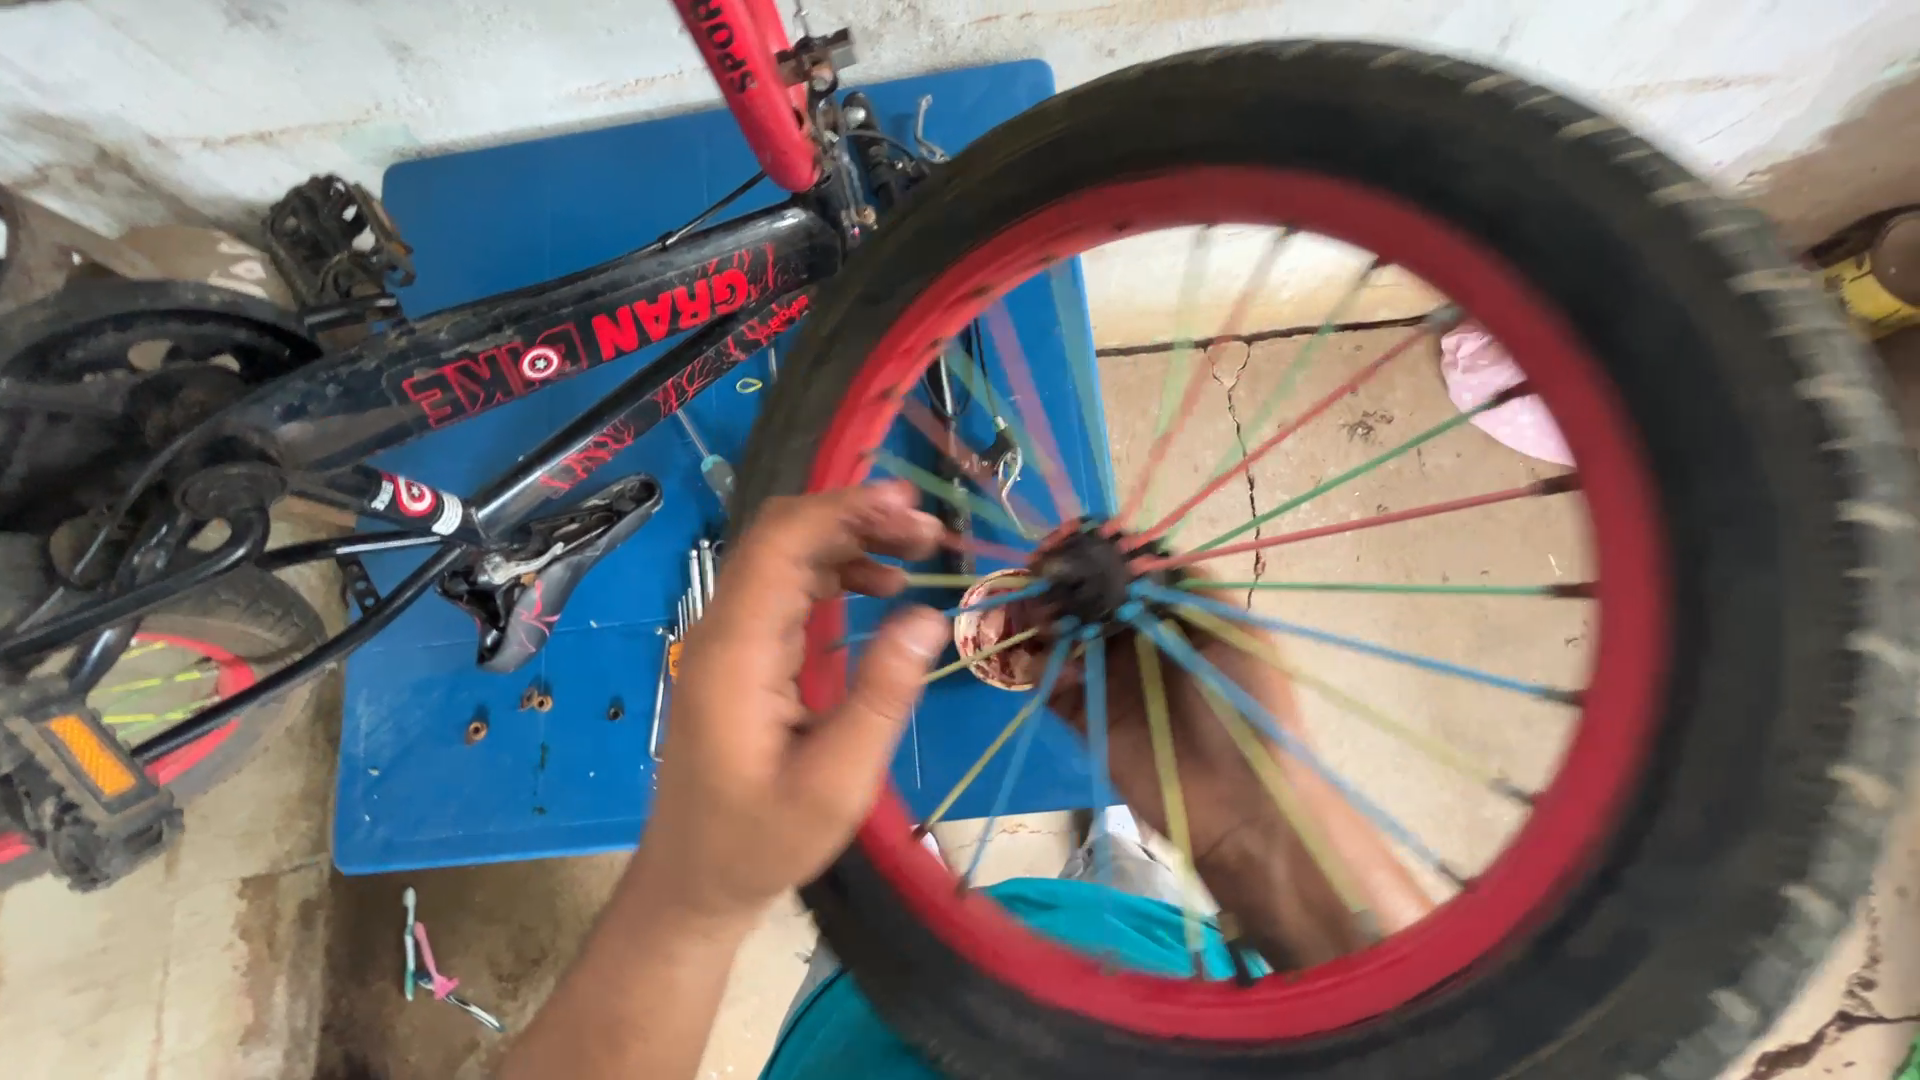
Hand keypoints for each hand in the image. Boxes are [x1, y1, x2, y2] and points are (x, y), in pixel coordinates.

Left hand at [637, 481, 949, 926]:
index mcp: (737, 650)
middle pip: (784, 536)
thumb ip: (881, 697)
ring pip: (789, 556)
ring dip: (853, 540)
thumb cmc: (763, 840)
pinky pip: (791, 590)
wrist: (695, 881)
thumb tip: (929, 617)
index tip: (910, 509)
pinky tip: (883, 587)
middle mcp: (726, 628)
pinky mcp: (745, 653)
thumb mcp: (836, 783)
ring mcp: (731, 638)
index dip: (844, 511)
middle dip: (856, 516)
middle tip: (928, 529)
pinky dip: (839, 573)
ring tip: (920, 549)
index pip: (781, 543)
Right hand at [1049, 576, 1307, 864]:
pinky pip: (1050, 685)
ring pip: (1061, 636)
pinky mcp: (1084, 718)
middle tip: (1042, 573)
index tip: (1073, 538)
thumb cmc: (1246, 706)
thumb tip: (1138, 550)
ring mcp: (1106, 680)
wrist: (1242, 801)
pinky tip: (1057, 667)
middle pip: (1085, 600)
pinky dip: (1042, 669)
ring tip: (1042, 616)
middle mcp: (1134, 643)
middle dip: (1062, 582)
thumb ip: (1189, 584)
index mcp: (1171, 619)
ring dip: (1045, 619)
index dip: (1098, 554)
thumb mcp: (1236, 631)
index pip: (1124, 575)